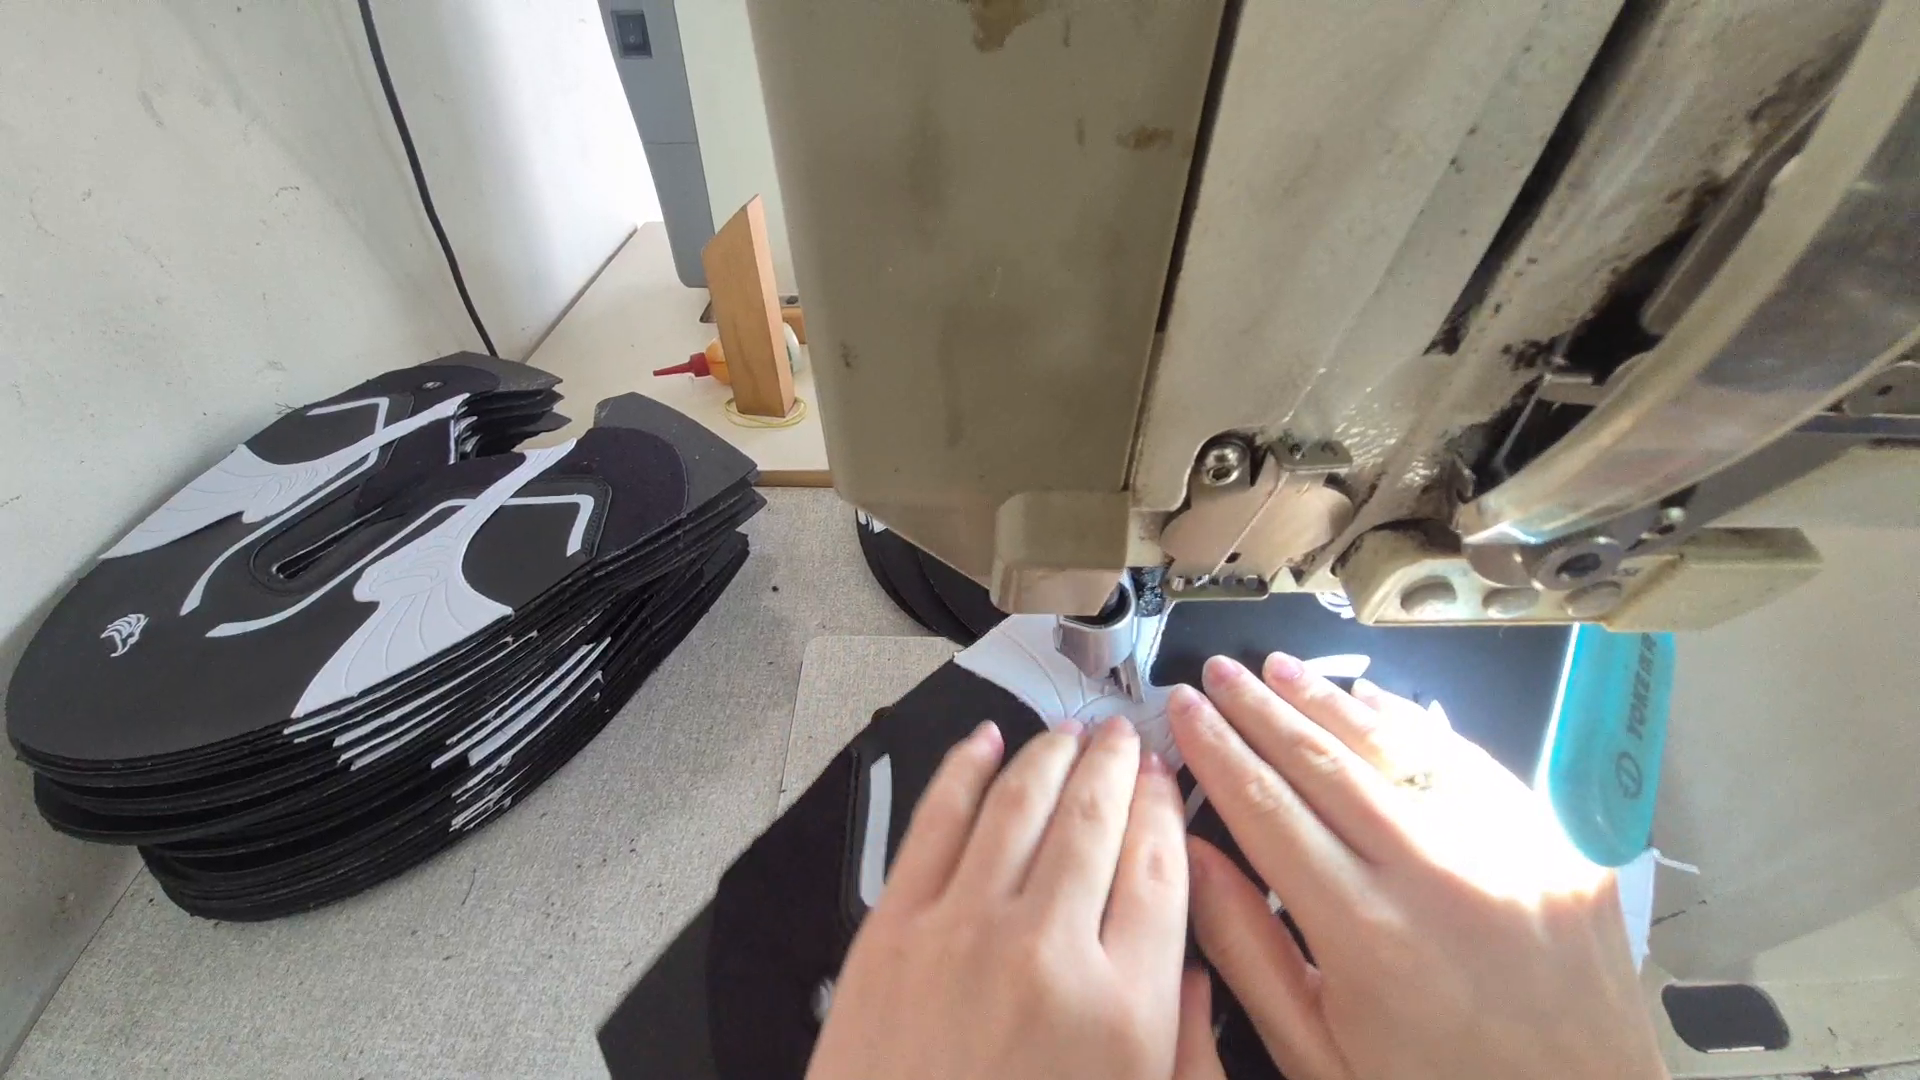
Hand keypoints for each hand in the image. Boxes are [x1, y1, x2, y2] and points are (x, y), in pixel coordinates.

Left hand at [806, 717, 1192, 1079]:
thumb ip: (1181, 1047)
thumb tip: (1190, 962)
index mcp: (1119, 1009)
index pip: (1158, 868)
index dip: (1163, 808)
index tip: (1163, 778)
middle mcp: (1044, 950)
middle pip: (1093, 819)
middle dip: (1114, 764)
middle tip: (1123, 736)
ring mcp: (961, 928)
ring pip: (1020, 802)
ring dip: (1051, 755)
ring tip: (1071, 733)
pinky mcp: (894, 924)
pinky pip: (936, 819)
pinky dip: (964, 768)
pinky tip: (986, 740)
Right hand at [1169, 655, 1666, 1079]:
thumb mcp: (1313, 1052)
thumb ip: (1243, 944)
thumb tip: (1189, 846)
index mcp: (1367, 935)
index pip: (1265, 805)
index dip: (1215, 747)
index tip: (1182, 705)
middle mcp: (1439, 880)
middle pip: (1323, 763)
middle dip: (1258, 708)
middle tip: (1217, 669)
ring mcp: (1509, 857)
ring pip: (1394, 749)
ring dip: (1326, 700)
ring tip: (1277, 666)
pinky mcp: (1558, 852)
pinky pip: (1471, 764)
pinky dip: (1412, 723)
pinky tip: (1370, 699)